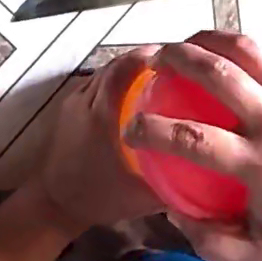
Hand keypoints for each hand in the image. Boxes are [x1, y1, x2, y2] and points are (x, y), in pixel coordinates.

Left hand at [32, 47, 162, 231]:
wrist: (52, 204)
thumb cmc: (97, 198)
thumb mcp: (141, 197)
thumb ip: (173, 185)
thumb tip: (209, 173)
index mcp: (102, 116)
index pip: (124, 70)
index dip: (150, 56)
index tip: (179, 58)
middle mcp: (87, 101)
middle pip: (117, 64)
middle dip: (146, 58)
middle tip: (176, 64)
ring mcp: (75, 101)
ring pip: (106, 70)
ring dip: (131, 66)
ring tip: (160, 72)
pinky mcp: (70, 105)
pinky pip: (97, 81)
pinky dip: (117, 78)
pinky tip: (136, 88)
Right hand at [123, 31, 261, 260]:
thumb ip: (213, 241)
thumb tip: (172, 213)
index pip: (193, 139)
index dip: (152, 131)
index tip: (132, 130)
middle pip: (215, 73)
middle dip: (175, 59)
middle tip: (152, 60)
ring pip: (242, 49)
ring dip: (204, 39)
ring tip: (181, 43)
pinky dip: (235, 44)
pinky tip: (218, 48)